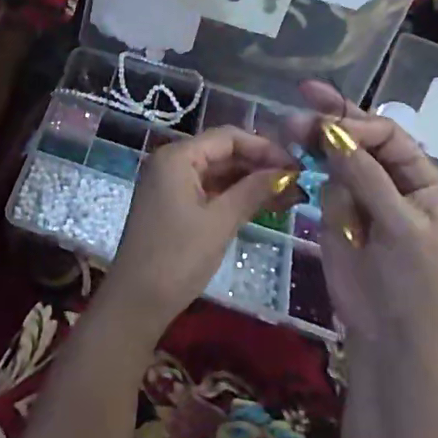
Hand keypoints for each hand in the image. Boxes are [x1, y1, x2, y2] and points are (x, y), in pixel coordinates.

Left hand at [99, 126, 296, 345]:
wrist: (137, 299)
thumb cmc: (178, 256)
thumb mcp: (220, 221)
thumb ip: (253, 190)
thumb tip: (286, 172)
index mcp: (176, 157)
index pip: (227, 138)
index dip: (265, 148)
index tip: (299, 166)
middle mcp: (170, 164)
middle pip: (222, 153)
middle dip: (260, 166)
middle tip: (301, 184)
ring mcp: (169, 186)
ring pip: (217, 174)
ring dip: (251, 183)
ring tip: (292, 197)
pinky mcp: (172, 207)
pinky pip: (208, 192)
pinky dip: (235, 197)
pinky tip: (265, 206)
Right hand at [288, 82, 437, 365]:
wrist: (393, 337)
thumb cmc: (413, 283)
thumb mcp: (400, 227)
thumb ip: (367, 179)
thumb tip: (336, 133)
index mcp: (422, 182)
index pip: (388, 137)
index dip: (354, 124)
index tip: (319, 121)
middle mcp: (392, 183)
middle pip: (361, 141)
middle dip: (332, 121)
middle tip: (300, 99)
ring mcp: (361, 200)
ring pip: (336, 160)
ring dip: (315, 142)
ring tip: (286, 129)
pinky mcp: (335, 218)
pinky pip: (321, 185)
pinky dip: (307, 168)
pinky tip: (290, 154)